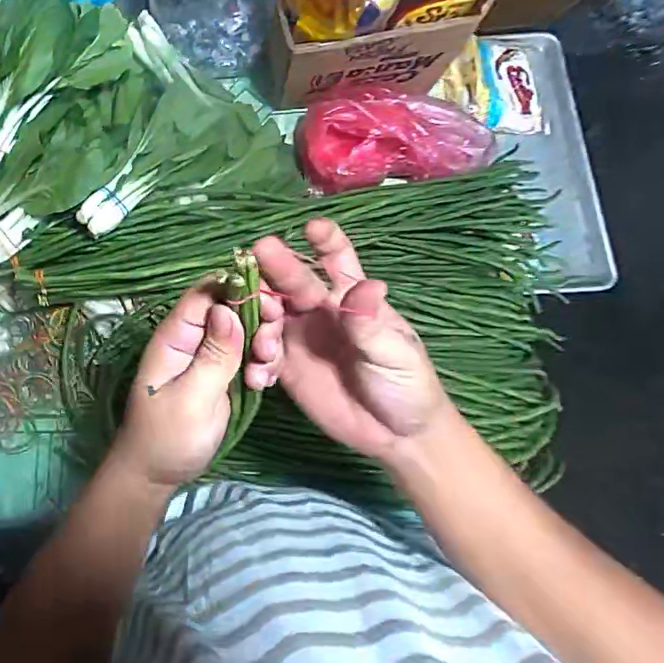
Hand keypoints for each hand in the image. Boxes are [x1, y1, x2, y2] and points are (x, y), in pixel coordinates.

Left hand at [111, 280, 283, 488]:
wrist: (159, 474)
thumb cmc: (167, 437)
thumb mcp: (192, 398)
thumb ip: (214, 355)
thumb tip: (228, 310)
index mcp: (177, 335)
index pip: (208, 292)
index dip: (240, 290)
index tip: (269, 307)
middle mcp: (196, 337)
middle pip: (235, 306)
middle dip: (260, 322)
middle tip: (266, 352)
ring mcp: (213, 353)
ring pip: (250, 329)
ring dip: (265, 346)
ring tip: (260, 377)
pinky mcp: (227, 370)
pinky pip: (253, 353)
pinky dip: (264, 364)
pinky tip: (262, 384)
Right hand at [252, 219, 457, 462]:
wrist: (399, 435)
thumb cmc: (407, 383)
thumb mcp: (395, 353)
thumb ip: (372, 324)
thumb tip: (368, 285)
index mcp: (351, 298)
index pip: (336, 259)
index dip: (325, 240)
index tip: (312, 227)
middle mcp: (320, 310)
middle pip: (292, 281)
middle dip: (275, 267)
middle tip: (258, 255)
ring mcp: (301, 338)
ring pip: (269, 315)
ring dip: (259, 319)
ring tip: (266, 344)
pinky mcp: (288, 369)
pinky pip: (263, 357)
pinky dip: (256, 362)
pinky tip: (260, 376)